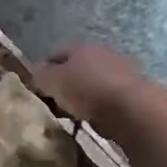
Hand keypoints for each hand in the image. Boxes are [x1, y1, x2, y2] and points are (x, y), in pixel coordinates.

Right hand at [33, 42, 150, 125]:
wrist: (130, 109)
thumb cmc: (86, 90)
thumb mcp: (52, 81)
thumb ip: (39, 76)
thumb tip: (36, 74)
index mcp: (81, 46)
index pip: (54, 54)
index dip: (42, 71)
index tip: (35, 90)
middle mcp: (101, 53)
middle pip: (74, 68)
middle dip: (61, 84)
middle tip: (51, 103)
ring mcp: (118, 71)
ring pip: (89, 84)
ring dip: (79, 97)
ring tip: (69, 115)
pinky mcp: (130, 92)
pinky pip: (103, 98)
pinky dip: (94, 107)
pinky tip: (88, 119)